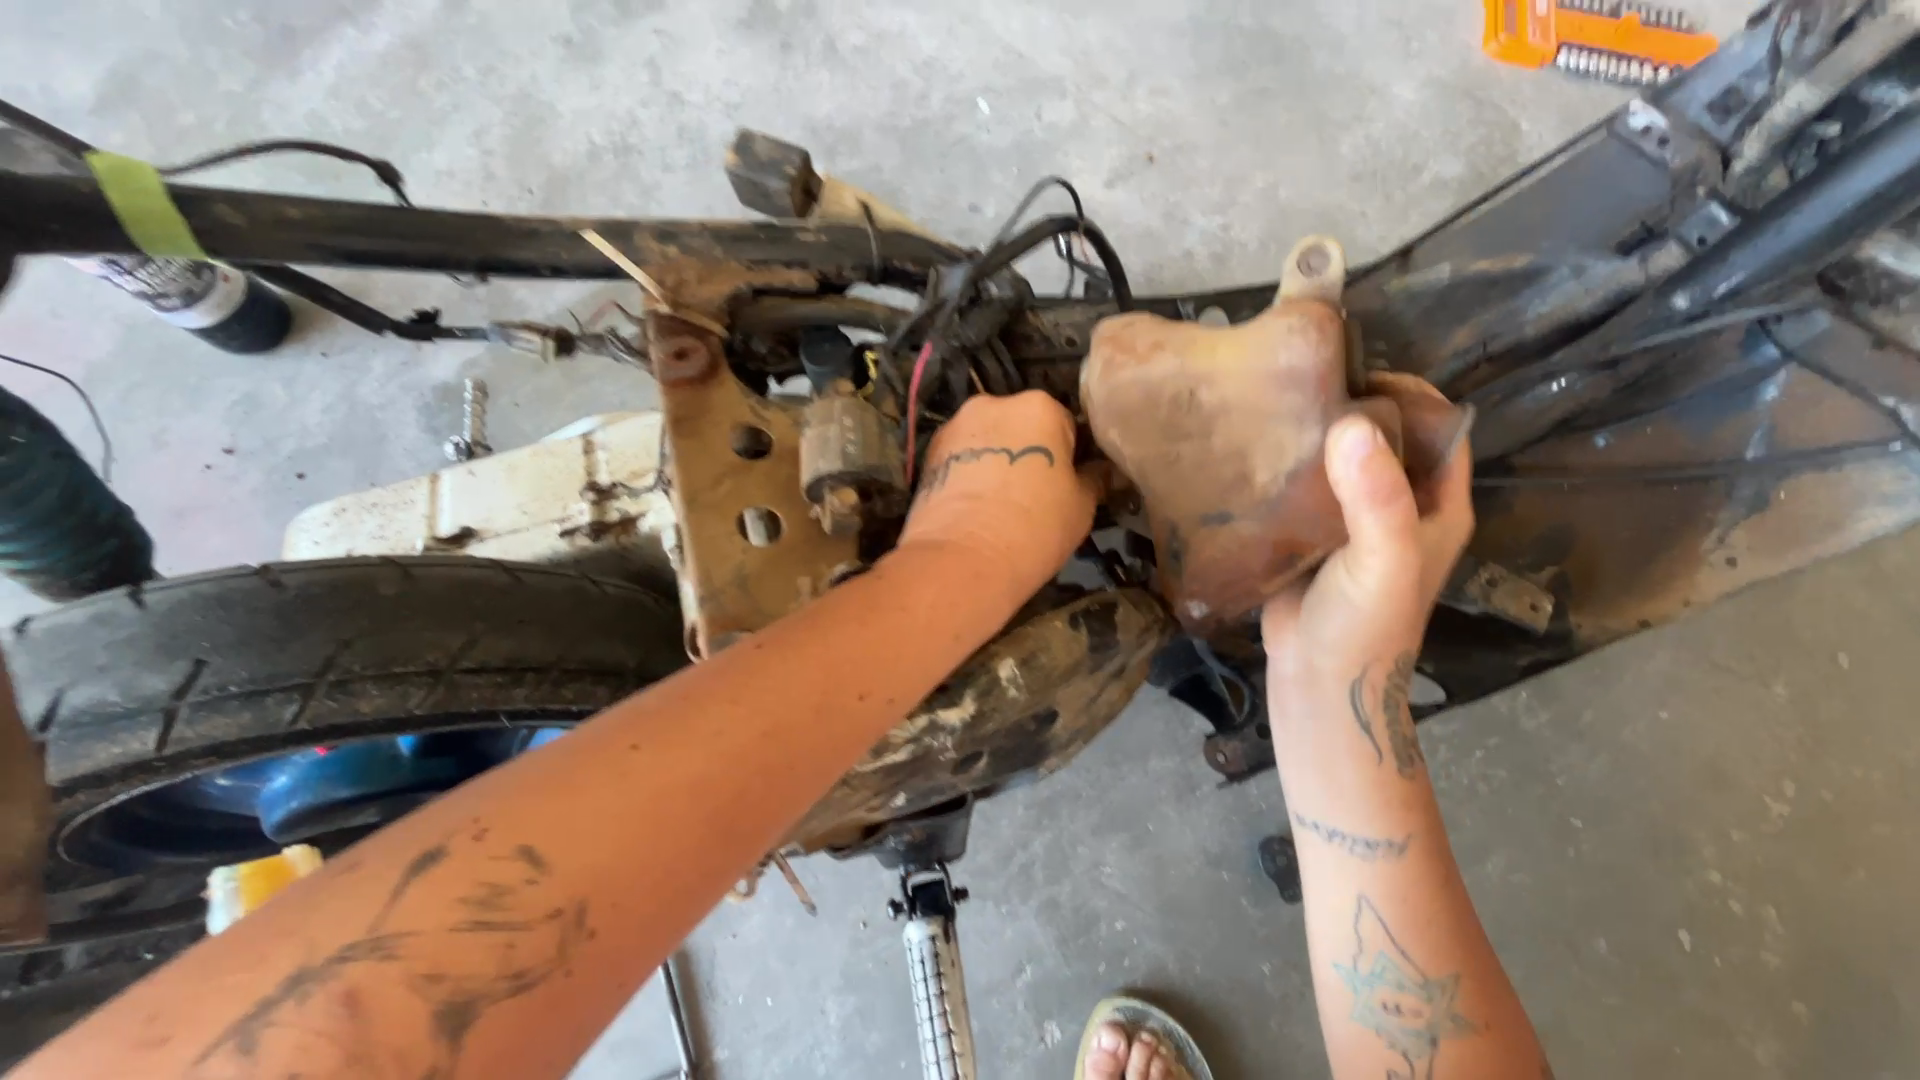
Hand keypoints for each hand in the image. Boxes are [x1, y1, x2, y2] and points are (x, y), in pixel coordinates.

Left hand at [899, 390, 1096, 607]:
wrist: (962, 559)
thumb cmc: (1035, 528)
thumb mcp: (1082, 506)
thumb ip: (1094, 478)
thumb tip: (1101, 470)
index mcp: (1039, 406)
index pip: (1066, 423)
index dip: (1069, 456)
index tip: (1067, 484)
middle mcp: (993, 404)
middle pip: (1021, 425)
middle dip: (1028, 451)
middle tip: (1034, 494)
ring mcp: (955, 427)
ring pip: (987, 440)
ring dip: (996, 461)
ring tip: (1000, 504)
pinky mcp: (927, 454)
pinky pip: (960, 459)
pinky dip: (969, 474)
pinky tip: (974, 507)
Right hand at [1261, 374, 1473, 733]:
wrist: (1318, 681)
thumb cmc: (1366, 625)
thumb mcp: (1385, 559)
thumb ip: (1378, 497)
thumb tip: (1351, 423)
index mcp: (1437, 503)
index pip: (1436, 427)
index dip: (1407, 393)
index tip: (1353, 369)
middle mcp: (1397, 504)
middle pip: (1381, 437)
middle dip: (1349, 406)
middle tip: (1299, 379)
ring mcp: (1350, 519)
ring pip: (1336, 461)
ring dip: (1311, 435)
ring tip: (1268, 404)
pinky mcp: (1307, 534)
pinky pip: (1299, 489)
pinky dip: (1282, 467)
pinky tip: (1249, 448)